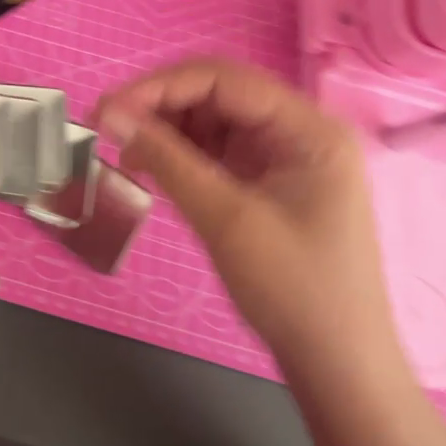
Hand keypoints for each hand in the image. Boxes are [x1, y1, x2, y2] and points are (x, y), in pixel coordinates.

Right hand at [93, 58, 393, 366]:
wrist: (338, 366)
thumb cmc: (294, 290)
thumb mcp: (224, 218)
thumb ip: (166, 157)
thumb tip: (108, 112)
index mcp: (309, 129)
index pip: (223, 80)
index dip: (160, 86)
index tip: (108, 108)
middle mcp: (299, 131)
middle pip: (216, 93)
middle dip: (159, 104)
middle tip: (106, 125)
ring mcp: (284, 156)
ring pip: (209, 117)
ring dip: (164, 127)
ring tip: (124, 150)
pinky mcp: (267, 179)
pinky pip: (213, 147)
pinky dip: (177, 152)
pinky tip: (147, 166)